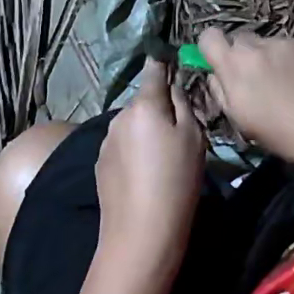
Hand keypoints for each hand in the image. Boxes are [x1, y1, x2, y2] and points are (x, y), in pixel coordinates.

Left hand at [95, 58, 205, 274]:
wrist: (141, 232)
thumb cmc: (176, 181)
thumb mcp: (193, 138)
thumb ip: (183, 105)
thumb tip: (172, 86)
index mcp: (144, 105)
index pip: (153, 70)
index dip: (163, 64)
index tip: (171, 61)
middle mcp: (119, 116)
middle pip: (144, 103)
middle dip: (159, 110)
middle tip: (181, 135)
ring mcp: (106, 140)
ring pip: (133, 126)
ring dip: (146, 133)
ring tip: (163, 161)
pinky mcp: (99, 163)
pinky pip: (122, 147)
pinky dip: (134, 153)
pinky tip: (145, 176)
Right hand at [195, 29, 293, 161]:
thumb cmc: (282, 134)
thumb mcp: (240, 121)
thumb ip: (221, 92)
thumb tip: (217, 76)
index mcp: (233, 66)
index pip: (208, 37)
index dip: (211, 48)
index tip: (219, 64)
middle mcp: (255, 47)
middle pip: (238, 39)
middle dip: (242, 55)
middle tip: (255, 79)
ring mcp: (283, 43)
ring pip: (265, 43)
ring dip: (267, 58)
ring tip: (285, 84)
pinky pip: (288, 47)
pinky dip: (290, 59)